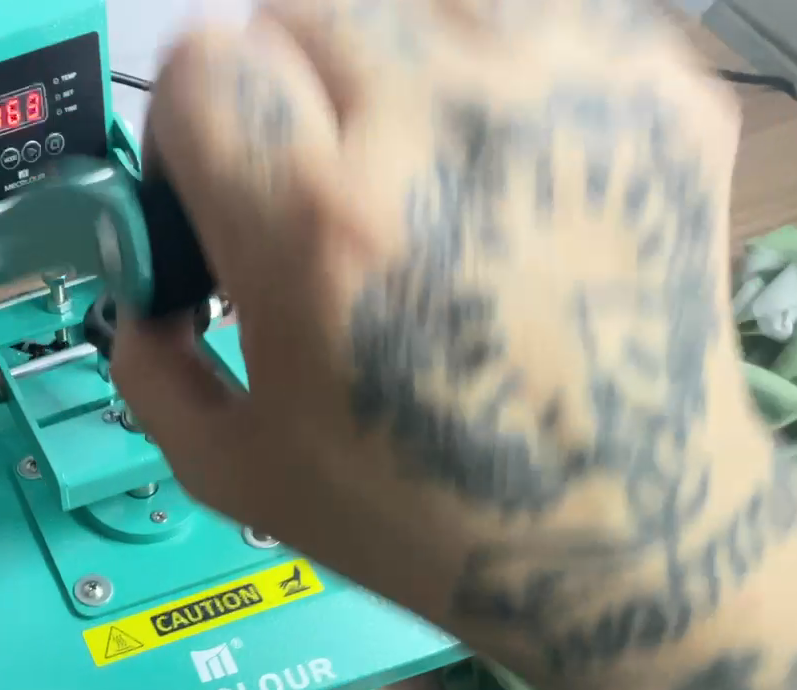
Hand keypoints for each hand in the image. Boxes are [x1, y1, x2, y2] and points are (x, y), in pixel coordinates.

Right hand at [113, 0, 774, 660]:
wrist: (615, 530)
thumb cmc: (401, 509)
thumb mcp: (220, 466)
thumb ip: (143, 364)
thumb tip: (144, 293)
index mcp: (317, 233)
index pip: (200, 67)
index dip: (179, 124)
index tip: (200, 184)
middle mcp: (439, 133)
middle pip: (291, 7)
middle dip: (259, 88)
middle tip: (280, 177)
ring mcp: (565, 94)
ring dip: (356, 65)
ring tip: (371, 161)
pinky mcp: (653, 92)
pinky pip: (511, 14)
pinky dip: (458, 64)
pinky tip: (461, 158)